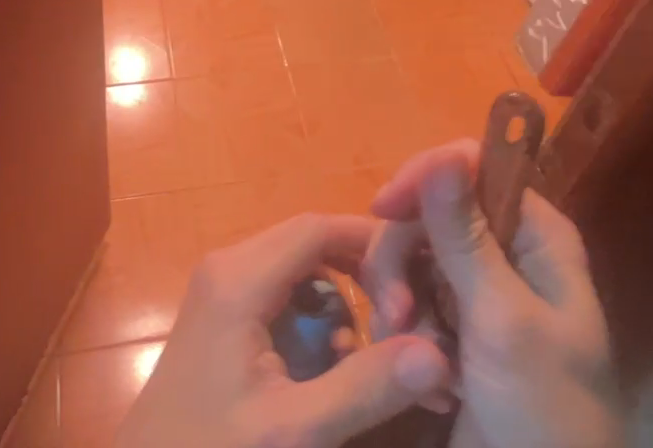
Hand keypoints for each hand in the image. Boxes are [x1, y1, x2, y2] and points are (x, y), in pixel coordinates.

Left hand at [117, 213, 452, 447]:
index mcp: (240, 278)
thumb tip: (438, 351)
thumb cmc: (213, 447)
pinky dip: (313, 316)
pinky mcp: (222, 312)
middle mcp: (228, 266)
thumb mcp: (295, 429)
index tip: (421, 278)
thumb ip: (365, 388)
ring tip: (370, 350)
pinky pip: (281, 292)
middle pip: (311, 243)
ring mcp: (222, 287)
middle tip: (403, 321)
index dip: (373, 243)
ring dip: (340, 299)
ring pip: (300, 268)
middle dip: (361, 274)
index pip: (319, 228)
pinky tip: (331, 362)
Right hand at [362, 141, 625, 447]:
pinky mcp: (451, 329)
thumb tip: (445, 151)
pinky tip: (432, 385)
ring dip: (402, 310)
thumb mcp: (502, 320)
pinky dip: (407, 341)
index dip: (424, 179)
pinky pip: (407, 304)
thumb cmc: (543, 411)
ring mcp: (475, 292)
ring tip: (422, 364)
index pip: (471, 166)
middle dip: (402, 263)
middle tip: (398, 316)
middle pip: (426, 214)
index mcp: (534, 234)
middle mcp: (505, 251)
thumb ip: (466, 236)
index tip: (383, 208)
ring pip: (408, 261)